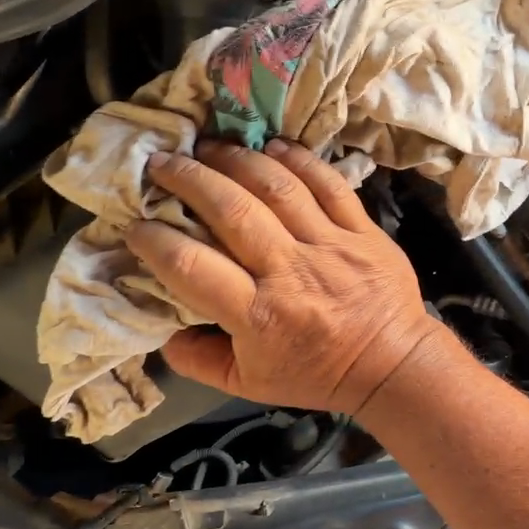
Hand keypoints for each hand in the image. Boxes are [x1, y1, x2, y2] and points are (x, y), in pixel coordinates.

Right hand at [126, 140, 452, 413]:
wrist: (392, 363)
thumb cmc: (316, 373)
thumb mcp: (247, 384)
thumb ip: (197, 358)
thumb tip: (158, 327)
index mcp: (258, 315)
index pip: (192, 265)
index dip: (155, 241)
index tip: (135, 224)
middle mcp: (291, 271)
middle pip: (232, 210)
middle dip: (189, 179)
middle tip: (161, 162)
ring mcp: (330, 244)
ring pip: (278, 187)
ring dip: (236, 159)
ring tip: (207, 145)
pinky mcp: (362, 228)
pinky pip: (328, 183)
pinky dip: (298, 159)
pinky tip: (271, 144)